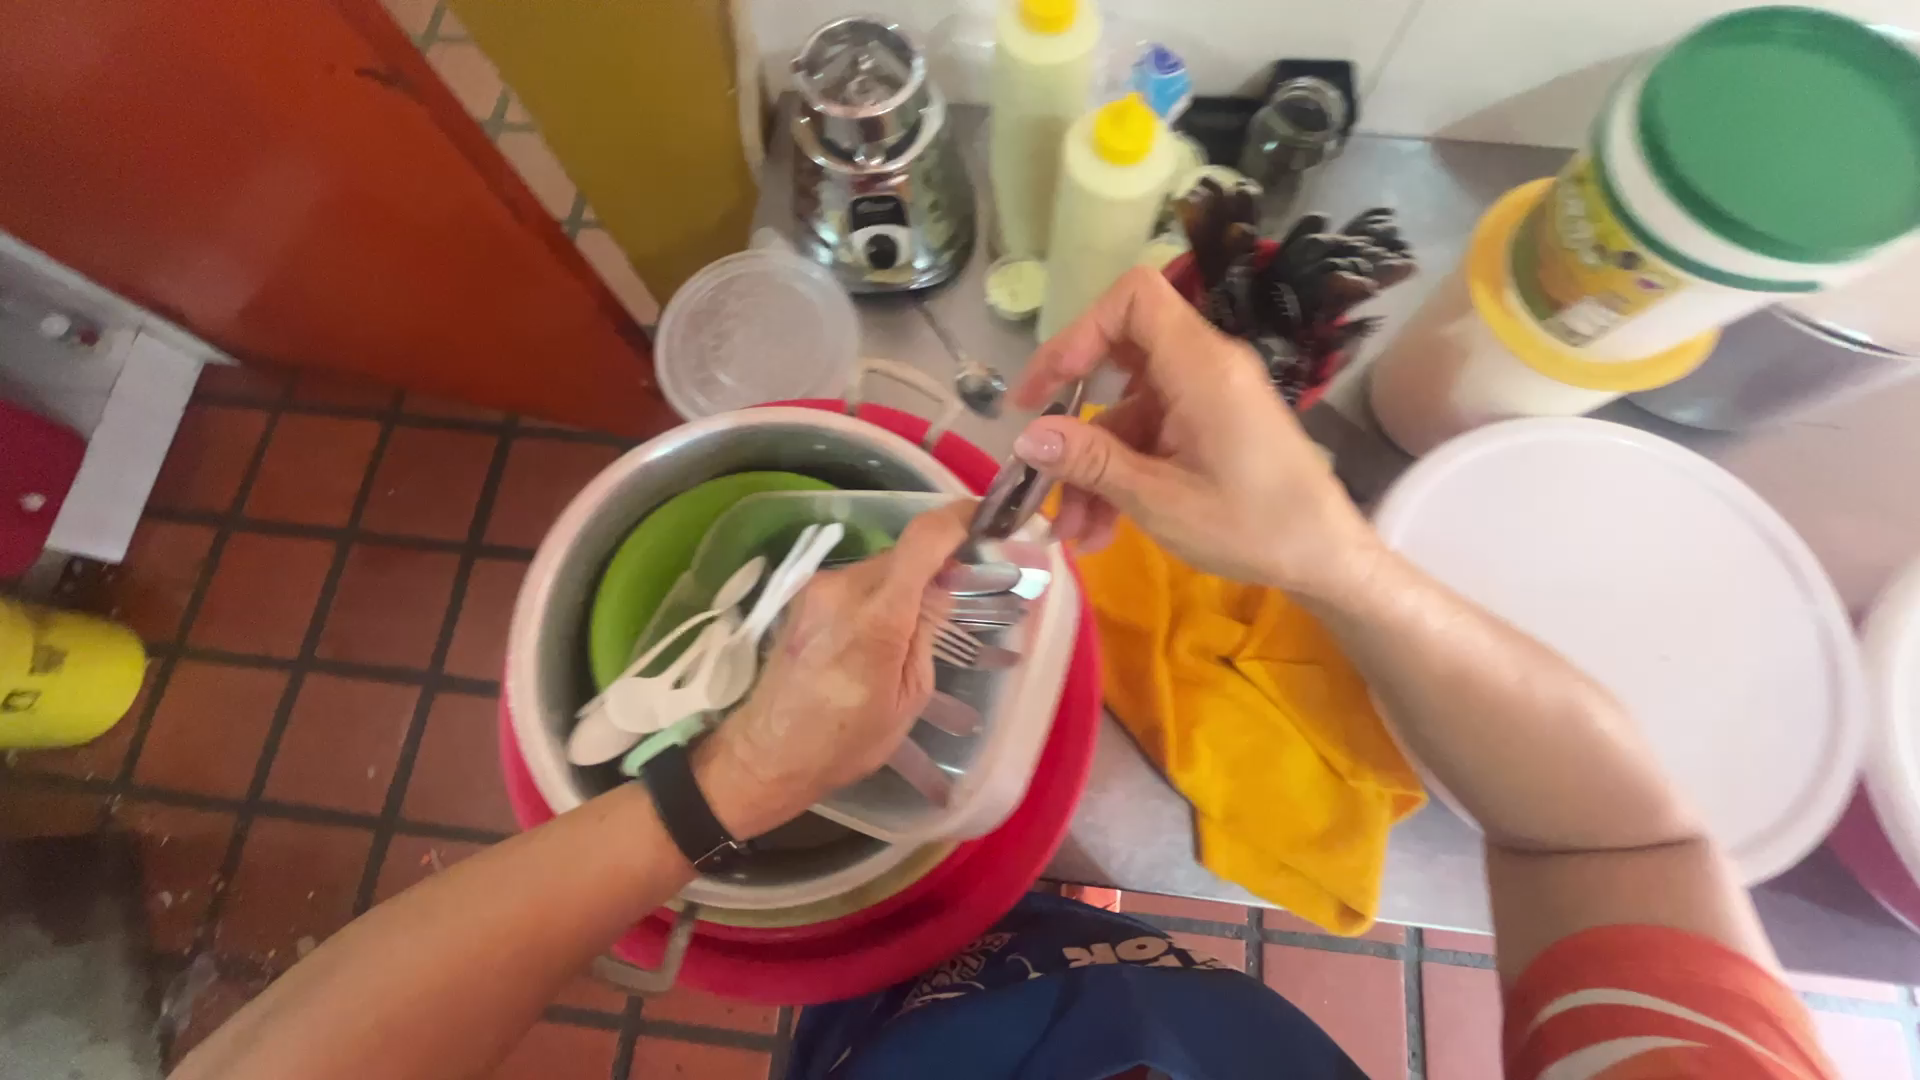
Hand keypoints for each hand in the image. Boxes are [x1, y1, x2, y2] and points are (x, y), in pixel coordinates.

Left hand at [692, 502, 968, 838]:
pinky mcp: (803, 595)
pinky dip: (878, 594)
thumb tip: (942, 587)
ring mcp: (817, 588)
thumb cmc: (847, 740)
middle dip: (936, 566)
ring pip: (881, 567)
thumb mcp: (910, 695)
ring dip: (905, 584)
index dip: (959, 517)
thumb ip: (927, 630)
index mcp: (878, 614)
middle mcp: (844, 586)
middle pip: (905, 554)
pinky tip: (878, 633)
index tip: (986, 518)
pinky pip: (856, 581)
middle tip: (959, 593)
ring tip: (913, 629)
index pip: (923, 539)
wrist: (767, 754)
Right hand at [1011, 267, 1378, 597]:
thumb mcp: (1160, 500)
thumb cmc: (1254, 527)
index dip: (1079, 332)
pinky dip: (1118, 477)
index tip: (1045, 389)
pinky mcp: (1206, 427)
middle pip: (1117, 360)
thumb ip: (1091, 462)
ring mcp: (1203, 399)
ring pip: (1125, 413)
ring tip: (1068, 531)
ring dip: (1090, 469)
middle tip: (1032, 456)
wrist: (1326, 559)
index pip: (1133, 299)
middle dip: (1070, 414)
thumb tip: (1026, 437)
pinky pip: (1147, 438)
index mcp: (1201, 367)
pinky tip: (1098, 532)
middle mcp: (1203, 368)